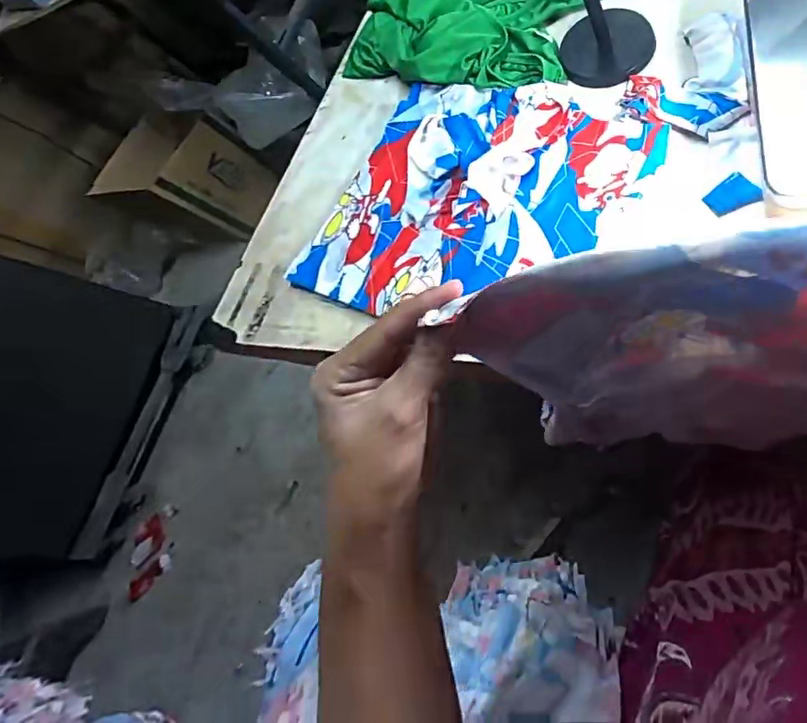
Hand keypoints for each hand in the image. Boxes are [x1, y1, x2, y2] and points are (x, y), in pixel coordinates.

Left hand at [311, 282, 461, 523]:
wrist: (381, 519)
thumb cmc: (381, 466)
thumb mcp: (402, 409)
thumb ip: (426, 360)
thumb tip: (452, 319)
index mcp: (339, 370)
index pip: (386, 328)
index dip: (422, 306)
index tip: (455, 288)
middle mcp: (355, 369)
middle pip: (398, 333)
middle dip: (430, 315)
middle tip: (464, 295)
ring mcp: (378, 381)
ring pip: (412, 345)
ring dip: (438, 330)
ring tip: (466, 308)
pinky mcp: (400, 394)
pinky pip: (422, 362)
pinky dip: (441, 350)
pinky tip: (459, 336)